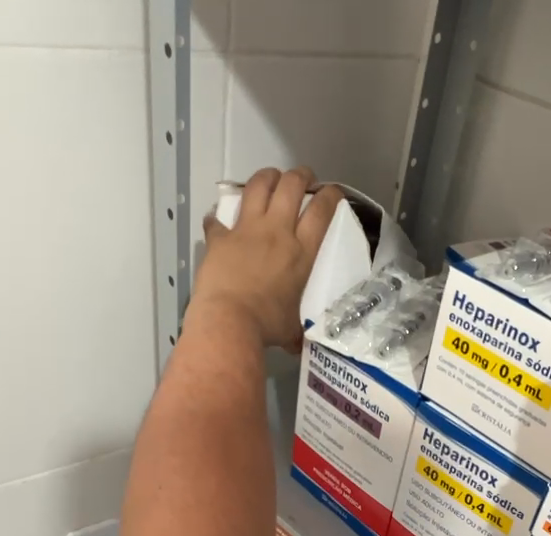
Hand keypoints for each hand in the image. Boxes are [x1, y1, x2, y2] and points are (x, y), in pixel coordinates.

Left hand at [190, 167, 343, 350]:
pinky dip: (218, 218)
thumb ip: (297, 329)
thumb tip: (299, 345)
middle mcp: (276, 232)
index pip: (321, 211)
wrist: (229, 321)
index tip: (333, 192)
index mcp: (301, 253)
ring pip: (259, 186)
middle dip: (300, 175)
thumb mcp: (292, 328)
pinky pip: (217, 220)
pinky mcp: (219, 238)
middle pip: (291, 186)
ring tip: (271, 178)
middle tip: (304, 177)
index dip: (330, 195)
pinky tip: (218, 220)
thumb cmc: (267, 326)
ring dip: (267, 177)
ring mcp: (246, 231)